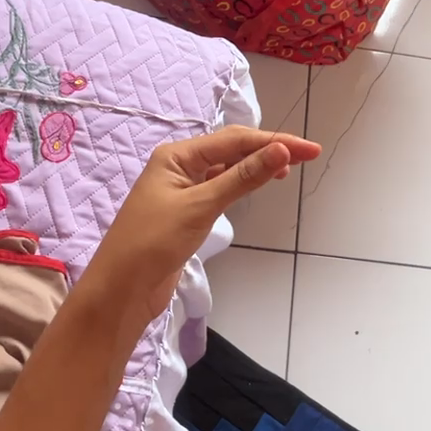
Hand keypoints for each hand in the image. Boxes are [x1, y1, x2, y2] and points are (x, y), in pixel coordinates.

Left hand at [78, 126, 321, 325]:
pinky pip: (219, 188)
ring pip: (226, 168)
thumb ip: (242, 177)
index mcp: (177, 155)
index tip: (309, 149)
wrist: (121, 289)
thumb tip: (280, 150)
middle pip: (231, 149)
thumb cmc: (154, 242)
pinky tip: (256, 185)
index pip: (234, 140)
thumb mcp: (201, 206)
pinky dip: (241, 184)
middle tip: (306, 156)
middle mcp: (179, 166)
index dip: (273, 141)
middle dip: (267, 149)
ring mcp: (182, 189)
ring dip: (255, 166)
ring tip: (286, 169)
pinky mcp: (186, 212)